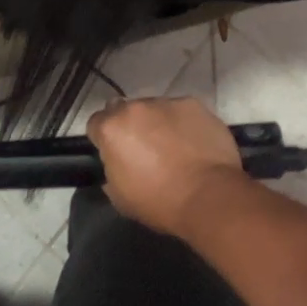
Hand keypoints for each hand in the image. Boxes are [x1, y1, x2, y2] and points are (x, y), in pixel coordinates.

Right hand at [85, 96, 250, 236]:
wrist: (210, 198)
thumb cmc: (161, 203)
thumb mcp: (120, 198)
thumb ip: (110, 174)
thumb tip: (115, 165)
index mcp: (111, 128)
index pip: (96, 124)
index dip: (104, 139)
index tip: (116, 155)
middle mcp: (134, 107)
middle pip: (124, 110)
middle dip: (130, 126)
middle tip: (145, 150)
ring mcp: (165, 102)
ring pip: (154, 108)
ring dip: (158, 123)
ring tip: (175, 148)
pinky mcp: (193, 104)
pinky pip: (182, 111)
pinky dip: (184, 124)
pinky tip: (194, 144)